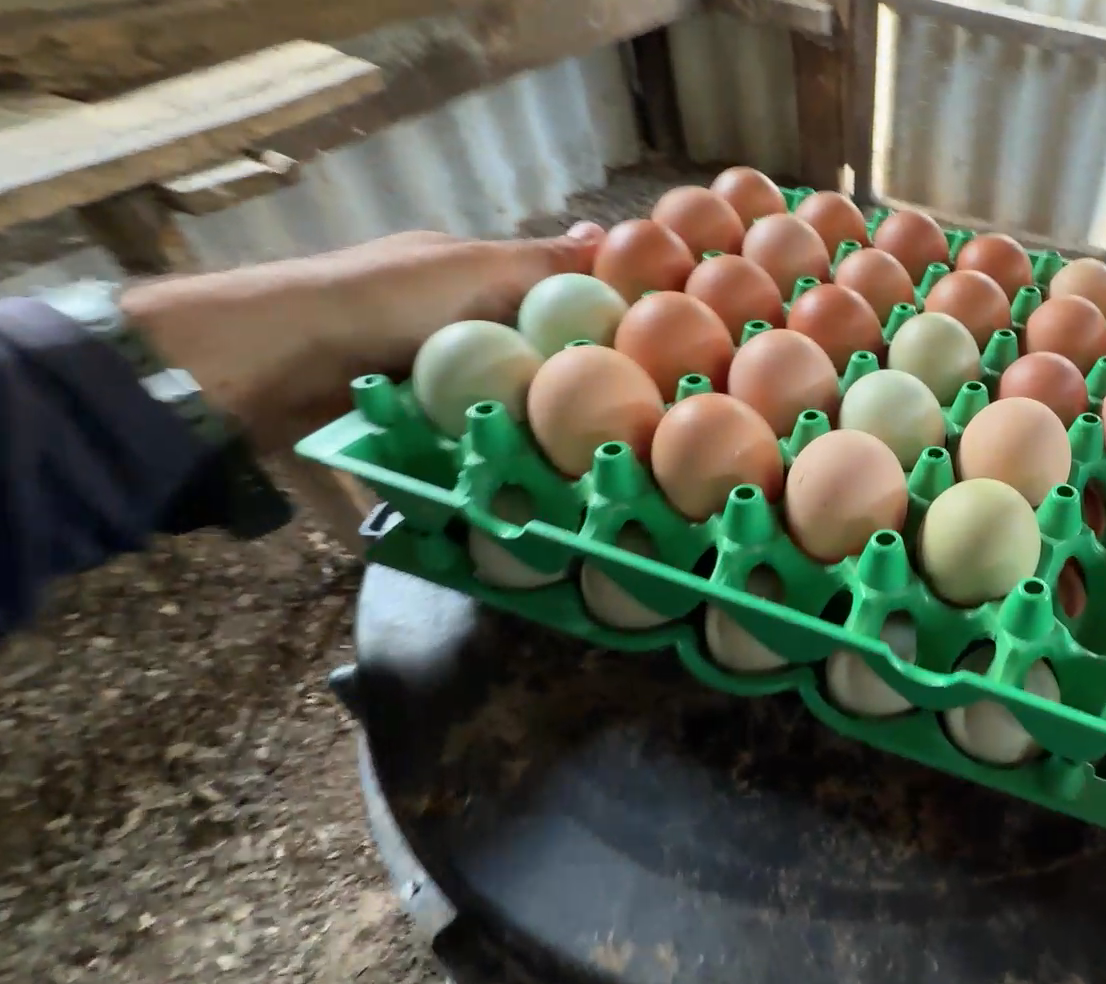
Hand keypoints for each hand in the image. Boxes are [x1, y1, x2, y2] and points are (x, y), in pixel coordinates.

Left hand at [119, 225, 604, 451]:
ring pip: (511, 383)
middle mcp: (458, 315)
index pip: (551, 289)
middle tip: (623, 400)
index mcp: (469, 272)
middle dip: (572, 365)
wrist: (283, 358)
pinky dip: (503, 426)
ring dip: (541, 404)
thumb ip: (541, 263)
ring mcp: (436, 362)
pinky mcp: (422, 407)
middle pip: (534, 341)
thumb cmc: (384, 299)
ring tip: (589, 436)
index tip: (640, 344)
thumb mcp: (472, 270)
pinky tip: (533, 445)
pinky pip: (480, 415)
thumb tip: (606, 235)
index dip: (594, 309)